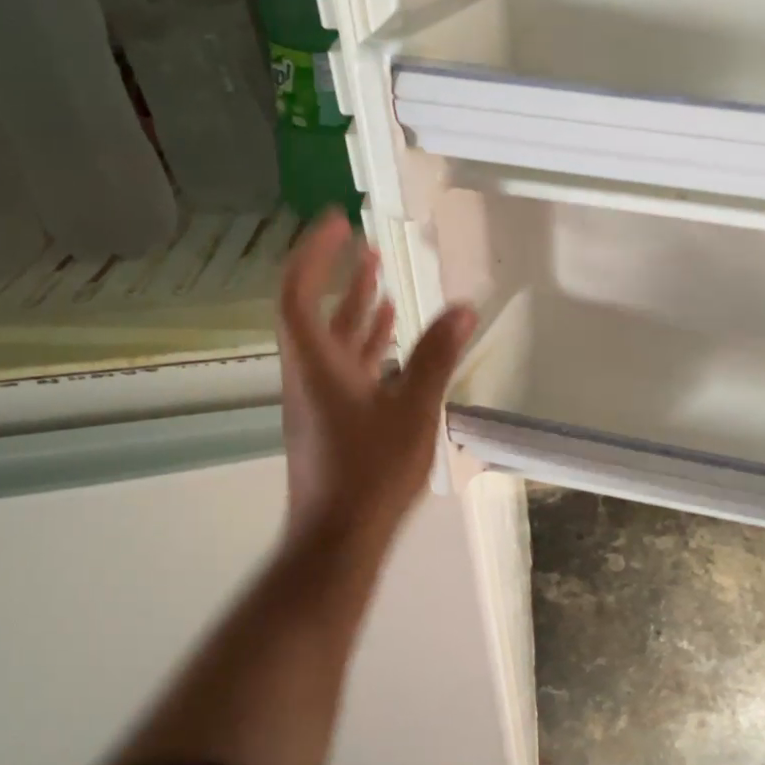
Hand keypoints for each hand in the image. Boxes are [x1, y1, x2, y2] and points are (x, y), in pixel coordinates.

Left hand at [276, 211, 476, 543]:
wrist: (336, 541)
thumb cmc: (369, 473)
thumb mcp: (413, 411)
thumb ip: (436, 357)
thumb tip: (463, 307)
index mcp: (317, 366)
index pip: (300, 295)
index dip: (315, 255)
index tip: (339, 223)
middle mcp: (311, 376)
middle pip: (316, 312)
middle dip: (339, 273)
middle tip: (365, 241)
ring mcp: (322, 400)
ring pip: (334, 340)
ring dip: (356, 305)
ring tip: (381, 272)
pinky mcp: (336, 420)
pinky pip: (348, 365)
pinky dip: (369, 341)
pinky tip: (394, 335)